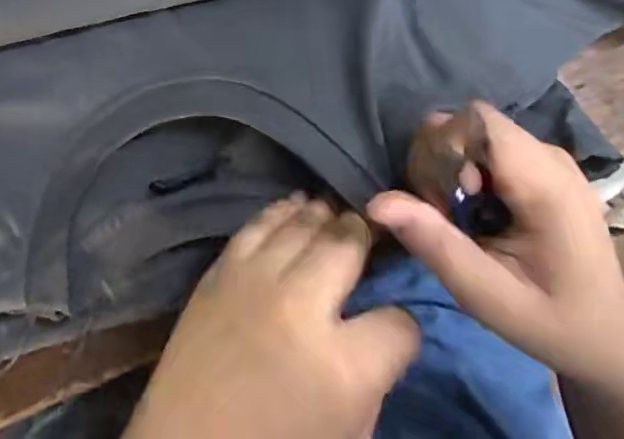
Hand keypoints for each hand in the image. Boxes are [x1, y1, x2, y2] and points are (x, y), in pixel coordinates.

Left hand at [123, 196, 420, 438]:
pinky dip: (282, 211)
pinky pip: (259, 223)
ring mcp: (256, 280)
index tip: (394, 327)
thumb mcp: (346, 431)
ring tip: (335, 216)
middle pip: (347, 245)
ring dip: (325, 217)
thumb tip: (381, 331)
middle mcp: (300, 306)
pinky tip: (295, 208)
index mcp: (342, 367)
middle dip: (365, 238)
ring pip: (303, 223)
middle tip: (369, 239)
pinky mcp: (221, 269)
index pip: (398, 322)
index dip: (402, 326)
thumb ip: (371, 379)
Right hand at [367, 102, 623, 392]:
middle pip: (473, 121)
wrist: (609, 338)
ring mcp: (550, 156)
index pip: (478, 120)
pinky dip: (470, 167)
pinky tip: (478, 210)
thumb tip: (377, 203)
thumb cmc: (551, 322)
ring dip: (454, 163)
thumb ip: (435, 245)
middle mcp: (550, 155)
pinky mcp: (543, 163)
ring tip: (461, 214)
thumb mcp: (488, 296)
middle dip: (444, 157)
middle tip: (446, 212)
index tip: (446, 199)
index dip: (447, 146)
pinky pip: (490, 143)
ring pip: (477, 129)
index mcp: (547, 182)